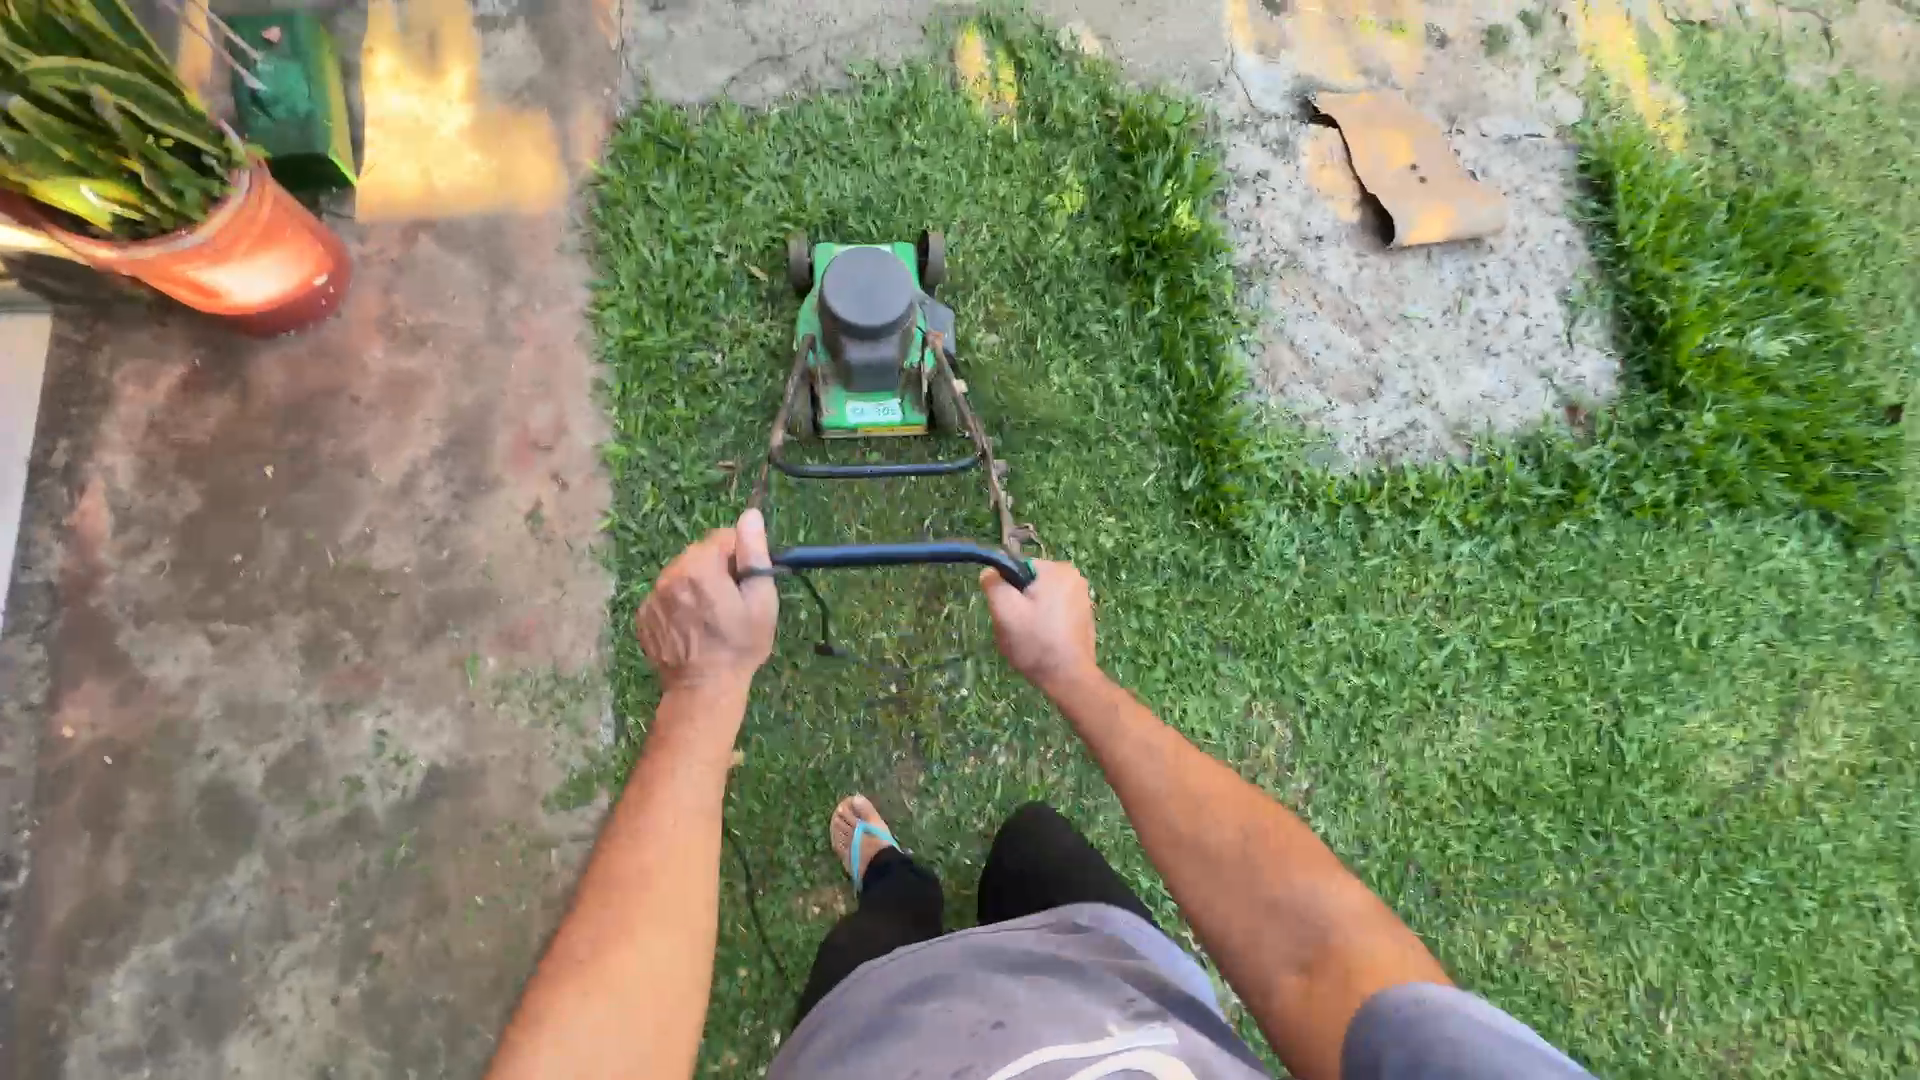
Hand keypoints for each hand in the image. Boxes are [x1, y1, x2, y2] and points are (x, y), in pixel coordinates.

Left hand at [635, 509, 778, 695]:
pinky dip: (679, 604)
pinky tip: (692, 627)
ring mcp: (652, 596)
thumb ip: (754, 553)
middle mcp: (669, 574)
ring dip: (696, 586)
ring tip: (710, 617)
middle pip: (699, 555)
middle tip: (731, 601)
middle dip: (716, 569)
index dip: (740, 556)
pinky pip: (666, 596)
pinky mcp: (643, 615)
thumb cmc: (740, 645)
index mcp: (700, 566)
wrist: (704, 688)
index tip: (747, 581)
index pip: (722, 537)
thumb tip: (751, 515)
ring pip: (681, 575)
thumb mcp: (760, 600)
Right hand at [978, 559, 1098, 694]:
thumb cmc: (1035, 641)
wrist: (1068, 678)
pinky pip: (1054, 612)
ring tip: (1029, 637)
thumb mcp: (1004, 610)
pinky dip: (1045, 623)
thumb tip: (992, 572)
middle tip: (1016, 626)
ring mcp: (1082, 598)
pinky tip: (1043, 642)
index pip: (1018, 568)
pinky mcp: (1084, 617)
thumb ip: (993, 584)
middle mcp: (1074, 578)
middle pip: (1030, 584)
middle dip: (1019, 602)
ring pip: (1041, 599)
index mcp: (1057, 569)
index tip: (1008, 611)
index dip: (1007, 589)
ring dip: (1030, 614)